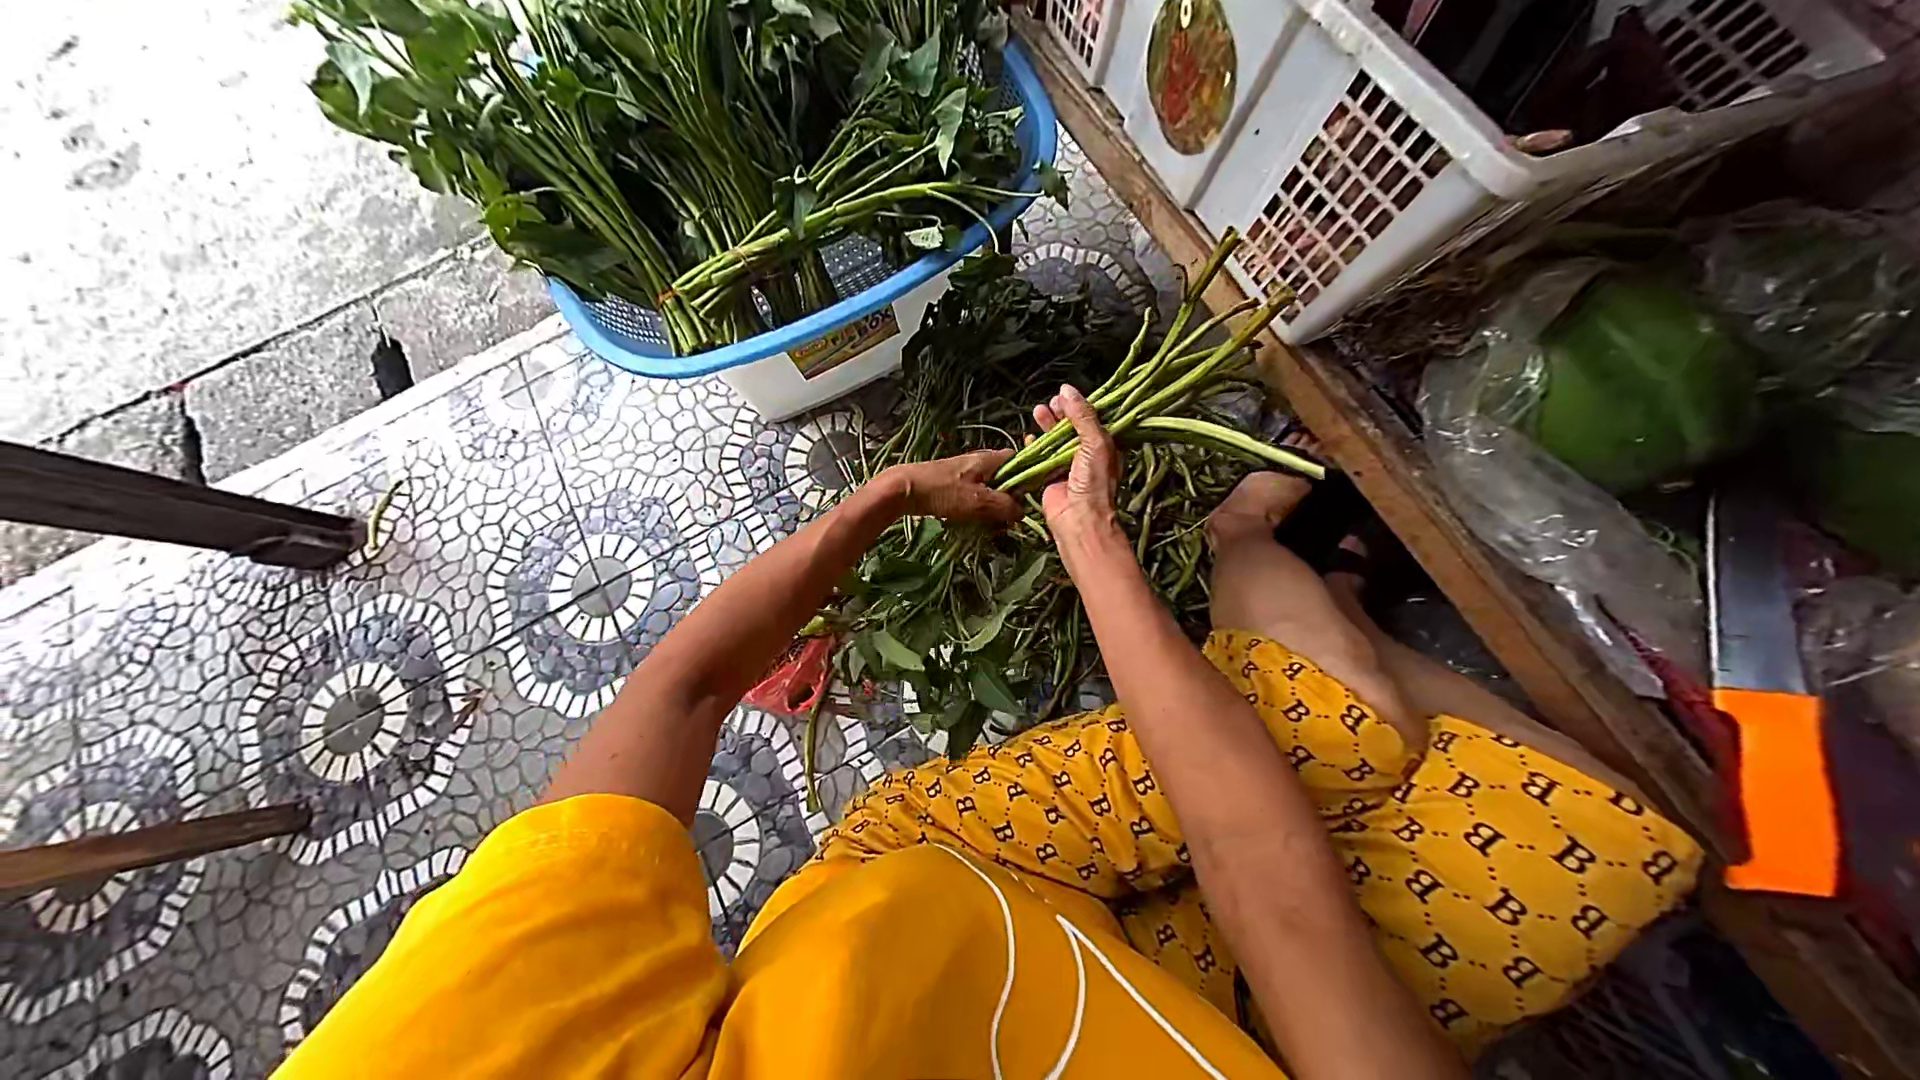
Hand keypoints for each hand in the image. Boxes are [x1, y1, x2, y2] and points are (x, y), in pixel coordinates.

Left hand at [878, 449, 1019, 522]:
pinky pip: (976, 496)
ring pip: (991, 489)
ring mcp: (966, 473)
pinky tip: (976, 523)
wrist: (902, 490)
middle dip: (1011, 499)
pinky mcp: (953, 484)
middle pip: (1007, 478)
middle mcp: (980, 462)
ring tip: (994, 526)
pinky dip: (979, 508)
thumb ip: (1005, 505)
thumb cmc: (942, 491)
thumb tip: (1022, 512)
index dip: (1029, 477)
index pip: (1020, 461)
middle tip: (1010, 520)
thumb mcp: (979, 501)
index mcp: (989, 459)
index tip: (1030, 499)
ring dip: (994, 507)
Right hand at [1033, 384, 1121, 550]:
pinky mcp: (1050, 479)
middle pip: (1071, 428)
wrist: (1079, 519)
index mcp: (1104, 447)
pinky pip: (1040, 459)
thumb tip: (1067, 391)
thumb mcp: (1095, 442)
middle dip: (1060, 414)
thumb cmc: (1094, 483)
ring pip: (1054, 441)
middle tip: (1050, 402)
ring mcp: (1067, 468)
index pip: (1091, 420)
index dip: (1078, 406)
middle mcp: (1086, 456)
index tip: (1065, 395)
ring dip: (1046, 427)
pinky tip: (1028, 438)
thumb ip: (1082, 416)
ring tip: (1038, 411)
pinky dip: (1033, 448)